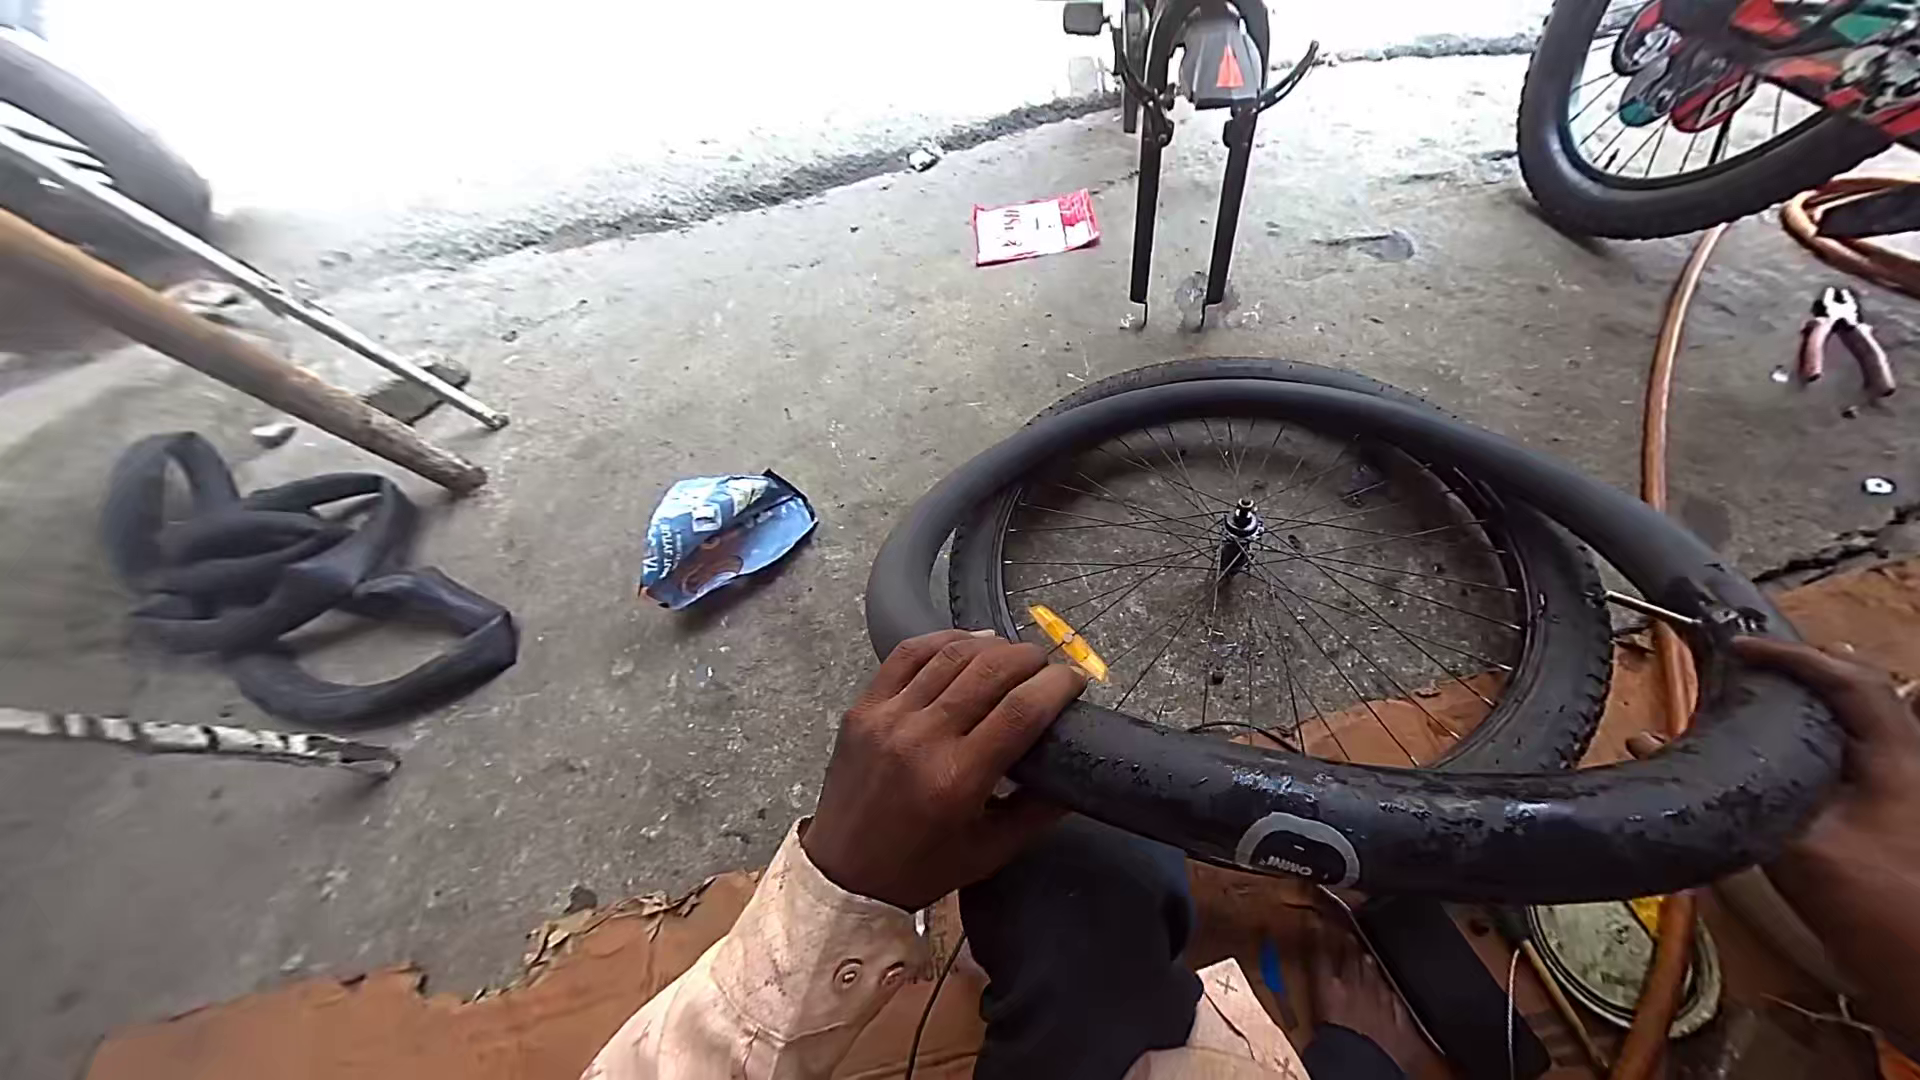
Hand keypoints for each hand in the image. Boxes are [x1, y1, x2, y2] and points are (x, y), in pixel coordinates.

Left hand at [801, 630, 1086, 909]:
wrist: (843, 874)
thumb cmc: (923, 867)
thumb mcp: (991, 851)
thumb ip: (1040, 811)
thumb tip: (1080, 770)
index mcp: (957, 779)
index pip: (1020, 711)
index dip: (1055, 685)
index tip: (1074, 679)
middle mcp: (922, 739)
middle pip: (988, 672)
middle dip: (1028, 658)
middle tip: (1046, 664)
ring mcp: (887, 717)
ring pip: (949, 656)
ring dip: (991, 646)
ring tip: (1012, 651)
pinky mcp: (864, 706)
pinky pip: (906, 654)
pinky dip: (942, 639)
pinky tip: (966, 642)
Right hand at [1730, 636, 1919, 1043]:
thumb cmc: (1878, 907)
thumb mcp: (1796, 846)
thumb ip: (1722, 793)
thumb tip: (1644, 741)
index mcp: (1902, 768)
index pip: (1858, 687)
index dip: (1796, 658)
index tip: (1735, 647)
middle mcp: (1910, 773)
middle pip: (1868, 701)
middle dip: (1807, 671)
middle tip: (1743, 659)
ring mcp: (1900, 799)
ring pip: (1860, 729)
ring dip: (1807, 703)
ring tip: (1751, 689)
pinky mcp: (1885, 820)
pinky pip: (1846, 757)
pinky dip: (1806, 736)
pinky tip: (1766, 746)